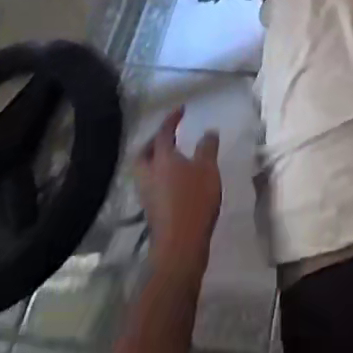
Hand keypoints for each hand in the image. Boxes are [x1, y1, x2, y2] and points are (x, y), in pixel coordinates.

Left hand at [135, 106, 221, 264]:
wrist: (179, 243)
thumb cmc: (195, 200)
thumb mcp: (208, 169)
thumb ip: (207, 148)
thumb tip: (208, 131)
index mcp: (162, 159)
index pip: (162, 133)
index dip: (171, 119)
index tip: (181, 109)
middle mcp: (149, 173)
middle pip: (144, 152)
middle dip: (153, 141)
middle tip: (168, 135)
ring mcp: (147, 193)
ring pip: (144, 169)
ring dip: (153, 159)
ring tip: (171, 156)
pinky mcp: (150, 208)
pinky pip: (150, 182)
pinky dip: (158, 174)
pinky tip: (174, 178)